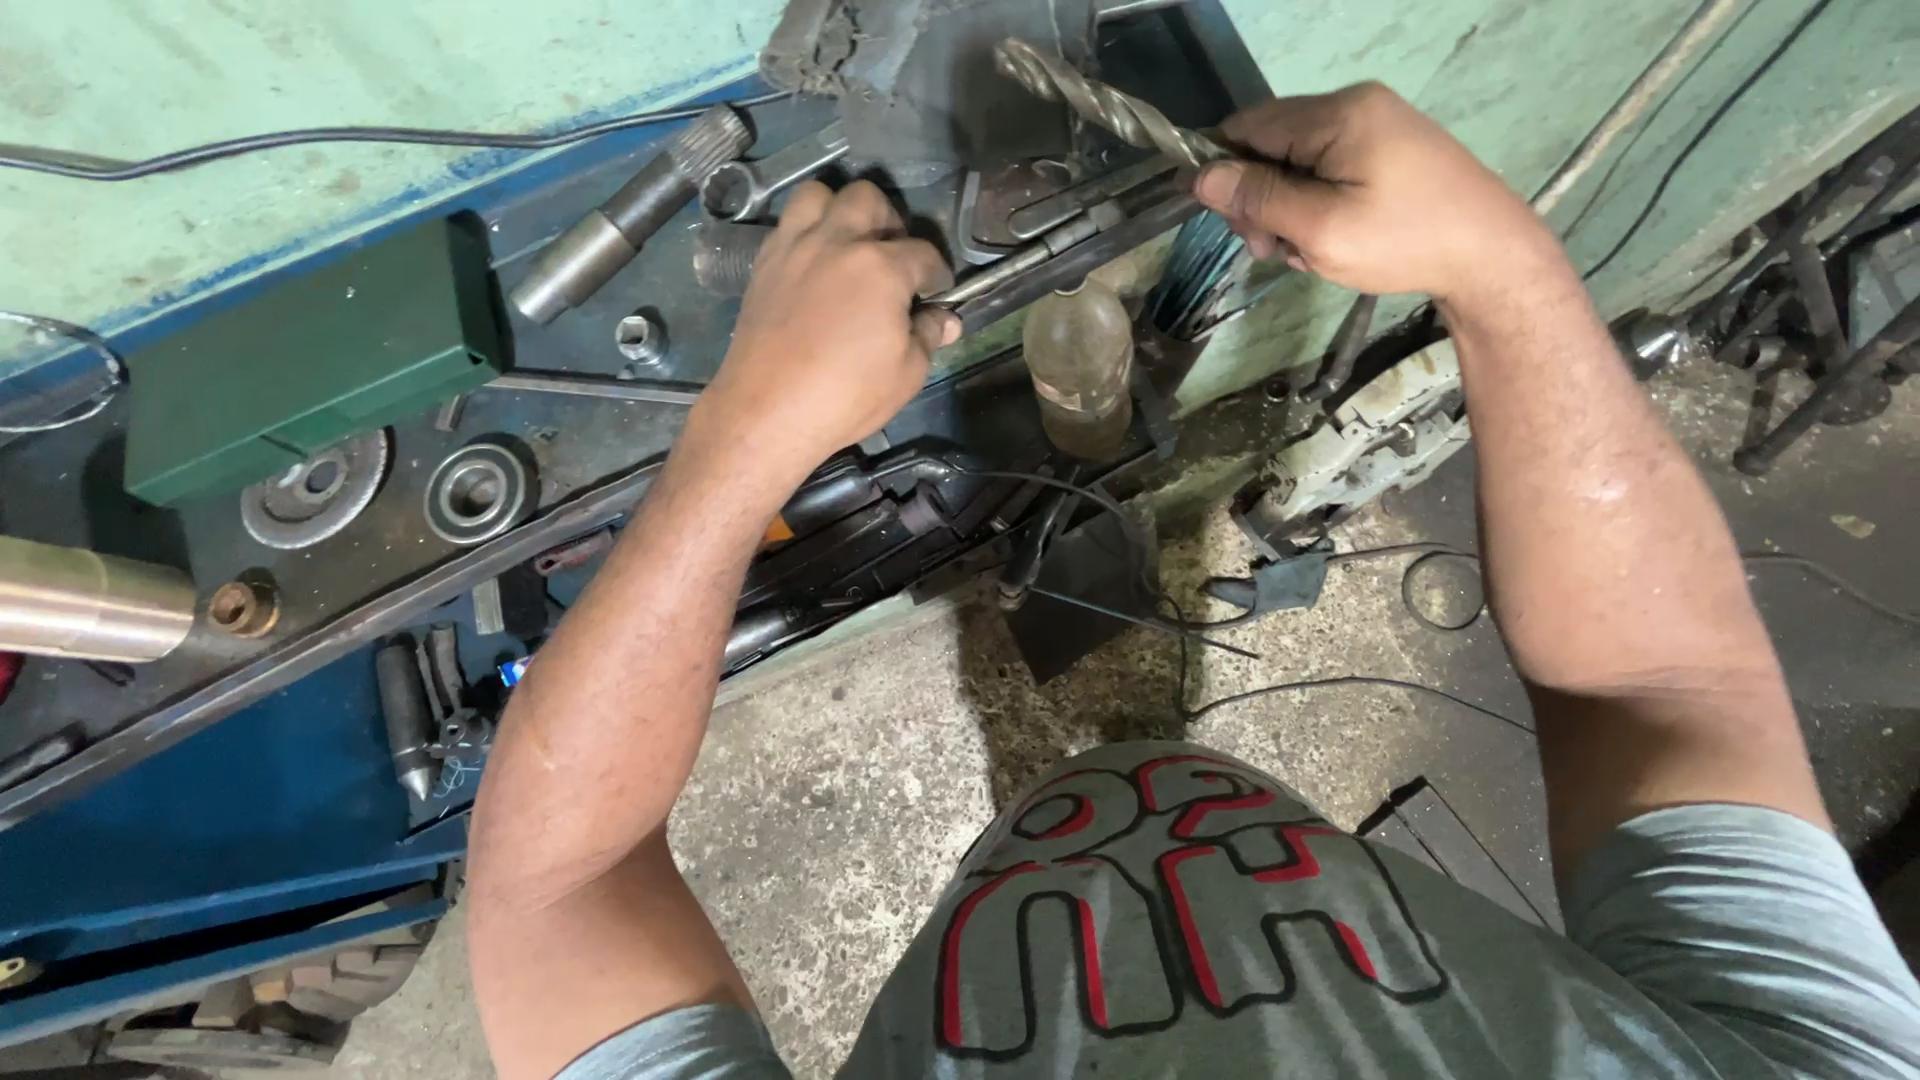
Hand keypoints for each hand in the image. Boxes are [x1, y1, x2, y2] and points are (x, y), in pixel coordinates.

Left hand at [690, 180, 957, 482]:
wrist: (770, 410)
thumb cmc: (847, 396)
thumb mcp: (906, 374)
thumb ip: (928, 336)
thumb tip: (946, 320)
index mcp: (882, 268)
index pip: (923, 254)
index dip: (937, 273)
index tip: (938, 292)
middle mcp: (838, 242)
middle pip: (868, 200)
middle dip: (889, 221)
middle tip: (893, 256)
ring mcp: (796, 247)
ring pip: (818, 194)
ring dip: (839, 210)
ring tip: (848, 243)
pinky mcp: (765, 263)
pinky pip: (787, 223)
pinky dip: (806, 231)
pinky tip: (815, 262)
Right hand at [1193, 83, 1558, 302]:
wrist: (1488, 254)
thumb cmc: (1402, 242)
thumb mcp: (1321, 228)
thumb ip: (1260, 199)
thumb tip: (1202, 176)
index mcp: (1337, 115)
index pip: (1248, 126)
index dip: (1217, 167)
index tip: (1209, 215)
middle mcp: (1352, 107)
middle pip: (1268, 145)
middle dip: (1256, 198)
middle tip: (1269, 249)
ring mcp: (1371, 126)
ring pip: (1292, 164)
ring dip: (1281, 210)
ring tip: (1301, 252)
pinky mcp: (1382, 150)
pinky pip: (1321, 172)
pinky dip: (1308, 206)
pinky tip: (1322, 238)